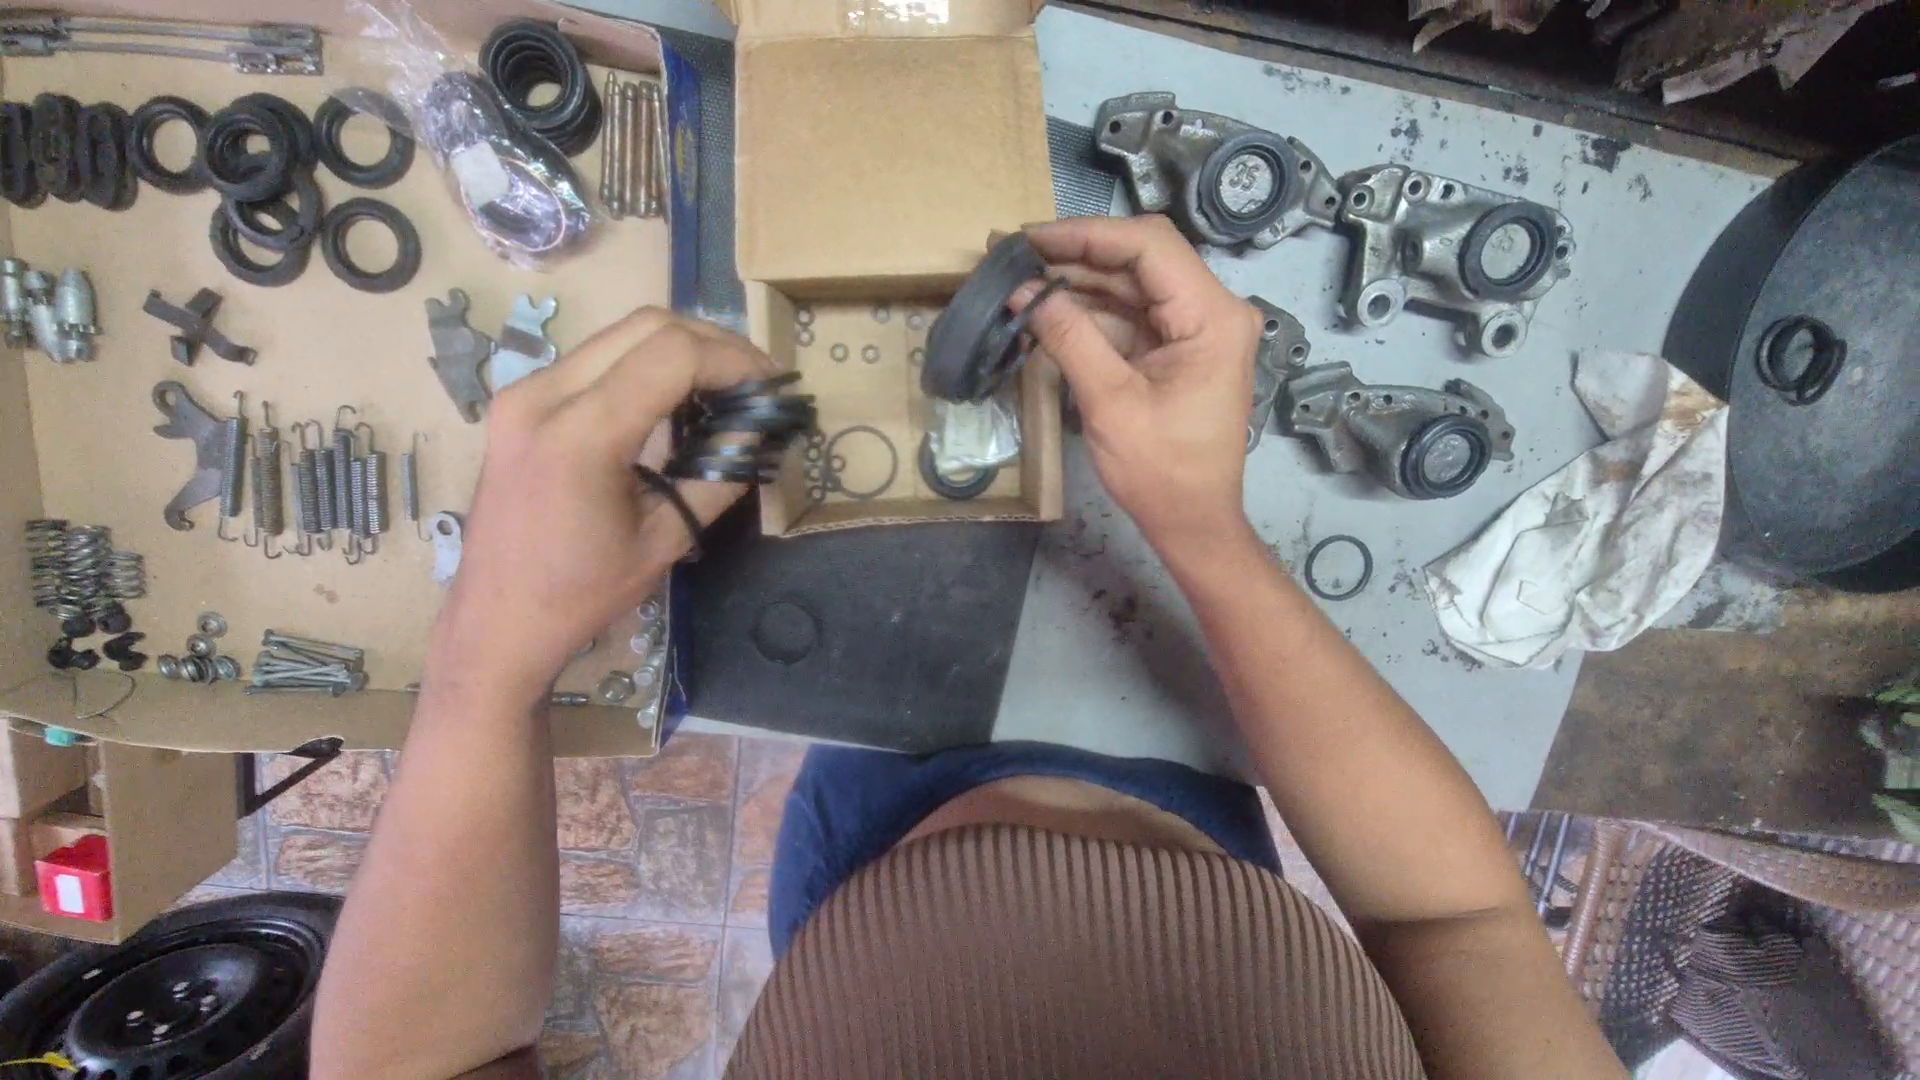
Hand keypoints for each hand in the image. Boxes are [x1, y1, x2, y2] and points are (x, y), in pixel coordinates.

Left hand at [428, 308, 774, 701]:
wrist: (498, 619)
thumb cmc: (582, 593)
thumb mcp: (666, 541)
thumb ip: (718, 477)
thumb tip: (759, 431)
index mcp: (580, 436)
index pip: (672, 355)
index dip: (734, 361)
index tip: (772, 387)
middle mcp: (543, 396)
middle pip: (647, 325)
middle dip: (715, 344)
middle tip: (757, 381)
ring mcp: (525, 392)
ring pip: (622, 333)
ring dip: (684, 348)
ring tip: (727, 386)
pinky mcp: (522, 401)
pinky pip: (599, 357)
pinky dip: (650, 362)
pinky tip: (679, 397)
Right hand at [1020, 215, 1262, 550]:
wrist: (1192, 521)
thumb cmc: (1161, 473)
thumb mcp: (1110, 402)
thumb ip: (1069, 338)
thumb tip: (1024, 293)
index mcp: (1212, 317)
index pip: (1148, 246)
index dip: (1085, 235)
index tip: (1031, 240)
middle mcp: (1213, 311)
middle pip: (1140, 260)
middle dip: (1077, 256)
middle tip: (1017, 255)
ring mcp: (1196, 330)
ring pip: (1132, 287)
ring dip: (1078, 285)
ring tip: (1022, 281)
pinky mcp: (1178, 350)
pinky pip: (1131, 318)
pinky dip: (1091, 315)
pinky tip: (1048, 312)